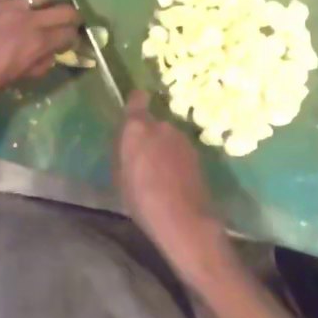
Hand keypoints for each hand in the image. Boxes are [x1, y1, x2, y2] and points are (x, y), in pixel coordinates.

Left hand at [0, 0, 81, 111]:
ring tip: (40, 11)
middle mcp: (28, 18)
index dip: (73, 39)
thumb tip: (49, 56)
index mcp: (36, 42)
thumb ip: (36, 65)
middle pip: (64, 9)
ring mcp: (9, 4)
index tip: (70, 43)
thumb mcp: (14, 79)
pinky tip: (15, 5)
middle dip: (71, 18)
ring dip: (48, 2)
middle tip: (66, 25)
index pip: (69, 34)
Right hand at [116, 90, 219, 249]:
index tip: (131, 116)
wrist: (182, 219)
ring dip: (162, 148)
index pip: (136, 99)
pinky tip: (171, 180)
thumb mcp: (120, 175)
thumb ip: (124, 151)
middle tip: (140, 159)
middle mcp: (162, 126)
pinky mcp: (197, 154)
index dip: (134, 104)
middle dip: (147, 136)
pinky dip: (174, 159)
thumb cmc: (141, 198)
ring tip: (157, 174)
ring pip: (167, 137)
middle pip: (152, 123)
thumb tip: (127, 142)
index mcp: (137, 128)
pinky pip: (178, 150)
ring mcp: (183, 139)